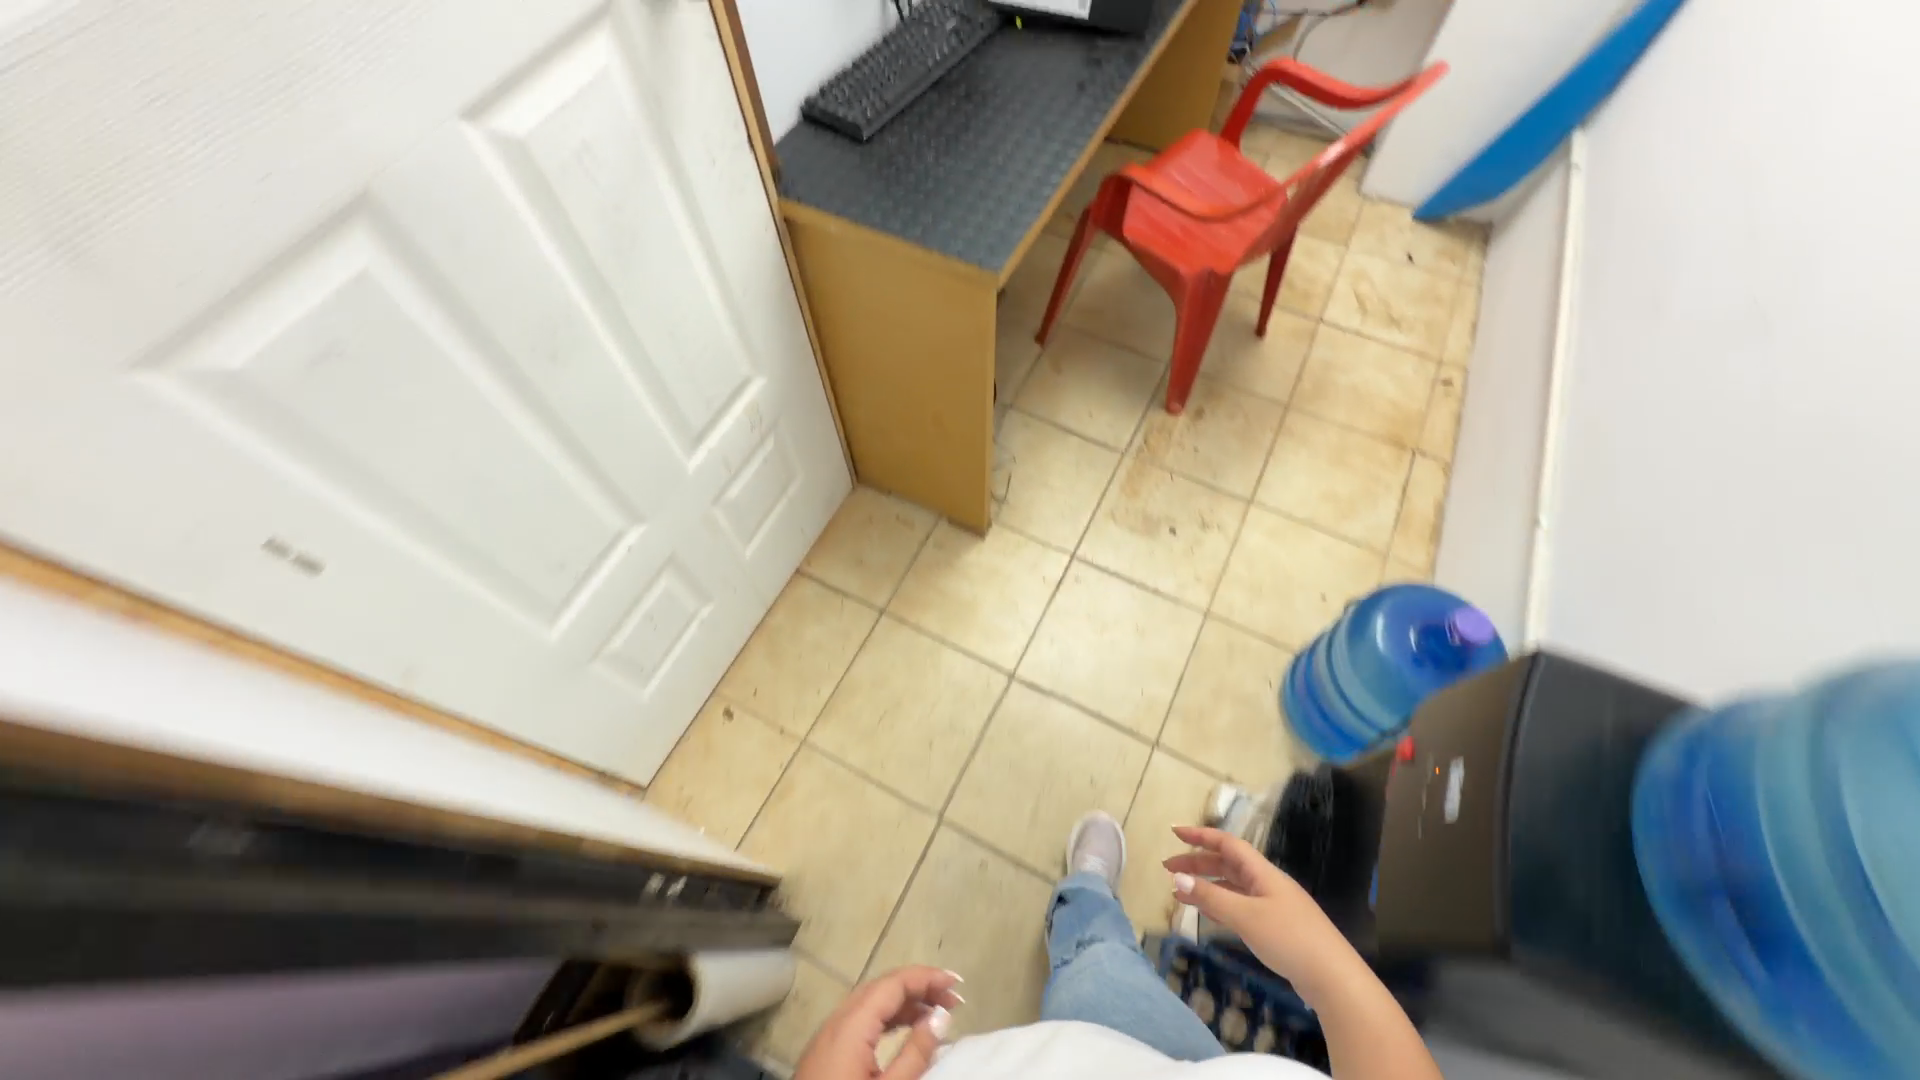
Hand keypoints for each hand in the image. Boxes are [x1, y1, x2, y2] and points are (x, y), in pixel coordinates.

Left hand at [793, 966, 963, 1079]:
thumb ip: (915, 1053)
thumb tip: (940, 1016)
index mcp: (852, 1024)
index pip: (893, 983)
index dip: (927, 977)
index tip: (957, 984)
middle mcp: (837, 1020)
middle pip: (882, 987)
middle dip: (918, 986)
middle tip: (952, 1000)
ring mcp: (828, 1035)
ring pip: (870, 1002)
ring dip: (904, 1001)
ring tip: (936, 1013)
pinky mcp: (825, 1052)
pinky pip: (860, 1019)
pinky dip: (886, 1016)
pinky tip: (904, 1029)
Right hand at [1163, 825, 1347, 990]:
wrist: (1334, 979)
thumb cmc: (1289, 938)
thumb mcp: (1245, 916)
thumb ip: (1210, 896)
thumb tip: (1177, 878)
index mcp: (1262, 872)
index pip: (1227, 844)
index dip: (1201, 835)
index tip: (1175, 832)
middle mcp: (1267, 883)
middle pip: (1227, 864)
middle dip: (1197, 863)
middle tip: (1168, 869)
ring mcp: (1273, 906)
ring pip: (1232, 887)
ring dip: (1206, 886)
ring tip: (1178, 893)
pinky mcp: (1276, 928)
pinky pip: (1240, 906)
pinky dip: (1219, 905)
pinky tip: (1207, 913)